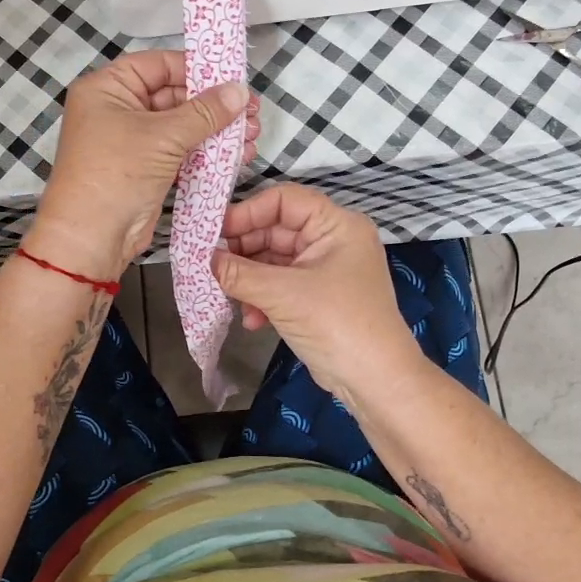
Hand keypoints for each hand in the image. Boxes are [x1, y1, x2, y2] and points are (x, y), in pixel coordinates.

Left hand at [27, 50, 259, 277]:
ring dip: (215, 131)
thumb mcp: (162, 136)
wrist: (90, 237)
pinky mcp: (144, 169)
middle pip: (173, 96)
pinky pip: (179, 152)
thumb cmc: (116, 174)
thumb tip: (239, 91)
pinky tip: (237, 156)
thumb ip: (204, 112)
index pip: (157, 65)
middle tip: (252, 112)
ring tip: (251, 136)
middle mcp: (116, 109)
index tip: (232, 78)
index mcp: (106, 89)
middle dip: (214, 106)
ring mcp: (130, 141)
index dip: (195, 69)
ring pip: (180, 127)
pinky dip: (205, 153)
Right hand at [212, 184, 419, 394]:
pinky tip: (251, 319)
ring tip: (225, 293)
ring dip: (248, 278)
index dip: (248, 212)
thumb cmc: (336, 323)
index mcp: (336, 225)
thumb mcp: (282, 295)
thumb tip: (204, 259)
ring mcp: (325, 269)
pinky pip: (280, 284)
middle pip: (276, 229)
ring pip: (274, 259)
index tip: (215, 232)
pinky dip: (262, 297)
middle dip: (243, 249)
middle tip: (211, 264)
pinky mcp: (317, 296)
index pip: (284, 200)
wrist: (375, 381)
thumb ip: (238, 273)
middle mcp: (332, 240)